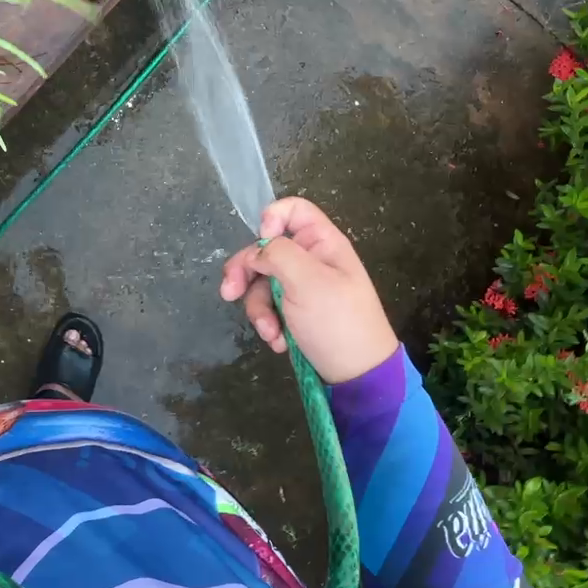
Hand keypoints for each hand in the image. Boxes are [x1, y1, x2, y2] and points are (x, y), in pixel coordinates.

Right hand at [219, 196, 398, 383]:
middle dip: (246, 272)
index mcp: (322, 243)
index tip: (261, 246)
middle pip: (265, 249)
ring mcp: (301, 287)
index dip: (271, 219)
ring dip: (258, 308)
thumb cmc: (338, 322)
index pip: (293, 210)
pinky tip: (278, 341)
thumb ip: (278, 254)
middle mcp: (310, 260)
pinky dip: (268, 323)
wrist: (358, 377)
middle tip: (229, 292)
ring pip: (261, 282)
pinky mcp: (294, 312)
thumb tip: (256, 252)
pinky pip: (268, 307)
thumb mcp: (308, 282)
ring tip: (270, 332)